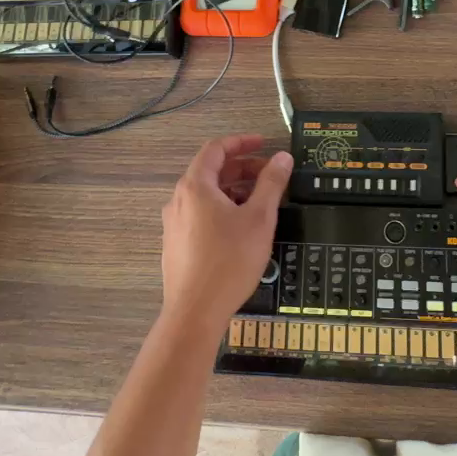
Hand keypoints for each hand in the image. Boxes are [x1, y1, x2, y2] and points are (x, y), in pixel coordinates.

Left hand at [160, 135, 292, 328]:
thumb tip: (283, 157)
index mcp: (196, 186)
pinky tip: (240, 229)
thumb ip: (271, 183)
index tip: (264, 143)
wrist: (195, 313)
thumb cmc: (229, 261)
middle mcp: (179, 199)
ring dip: (233, 190)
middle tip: (269, 176)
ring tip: (260, 203)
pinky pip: (200, 214)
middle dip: (242, 169)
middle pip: (211, 171)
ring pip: (206, 195)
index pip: (215, 149)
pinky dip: (221, 209)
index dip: (241, 142)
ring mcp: (174, 223)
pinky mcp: (176, 245)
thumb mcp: (259, 218)